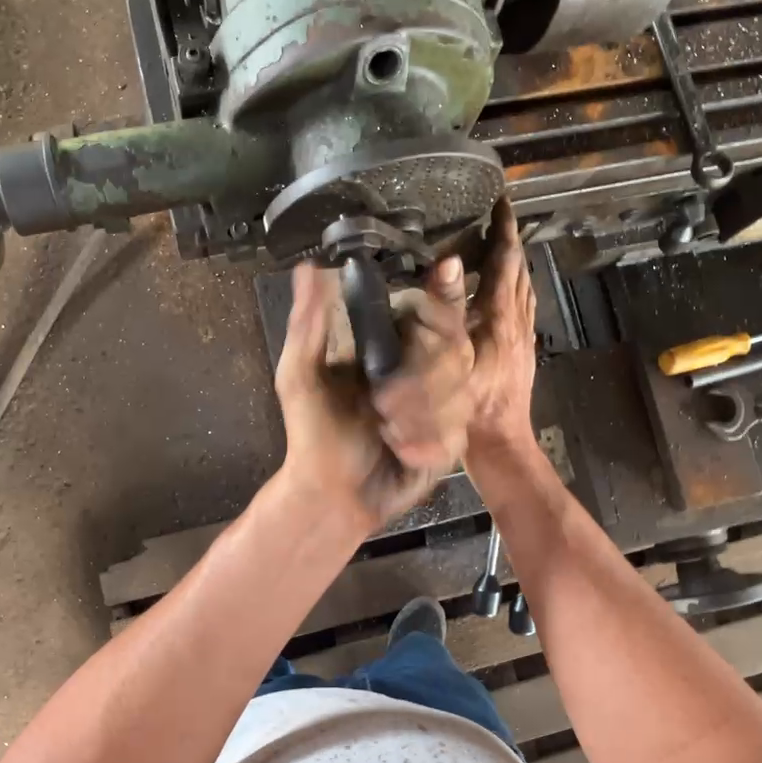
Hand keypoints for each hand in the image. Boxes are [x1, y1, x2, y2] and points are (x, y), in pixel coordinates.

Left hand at [273, 258, 473, 530]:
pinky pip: (457, 430)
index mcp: (390, 347)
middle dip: (420, 380)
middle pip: (455, 350)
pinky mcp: (451, 441)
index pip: (433, 312)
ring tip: (385, 431)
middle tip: (380, 404)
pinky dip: (425, 443)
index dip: (443, 304)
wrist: (331, 494)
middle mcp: (421, 370)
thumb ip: (308, 322)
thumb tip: (307, 267)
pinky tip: (400, 451)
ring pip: (460, 391)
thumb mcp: (301, 374)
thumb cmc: (313, 432)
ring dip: (418, 415)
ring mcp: (441, 406)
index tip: (440, 300)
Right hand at [466, 200, 537, 455]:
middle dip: (510, 242)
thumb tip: (448, 262)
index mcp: (500, 316)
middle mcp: (517, 322)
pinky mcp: (522, 354)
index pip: (506, 260)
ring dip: (515, 265)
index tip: (501, 201)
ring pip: (524, 290)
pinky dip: (514, 290)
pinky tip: (504, 297)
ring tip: (502, 249)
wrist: (499, 442)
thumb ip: (450, 307)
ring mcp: (523, 339)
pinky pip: (522, 309)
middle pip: (520, 271)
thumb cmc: (472, 403)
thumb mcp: (453, 352)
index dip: (504, 228)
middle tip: (497, 219)